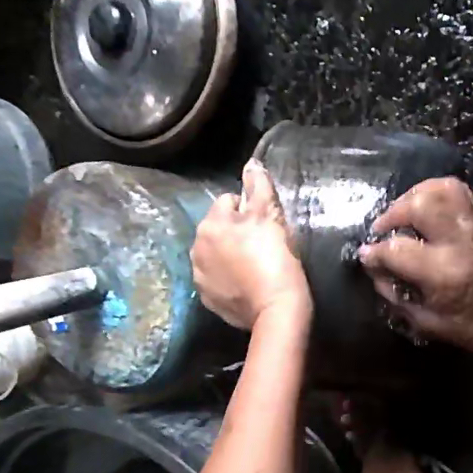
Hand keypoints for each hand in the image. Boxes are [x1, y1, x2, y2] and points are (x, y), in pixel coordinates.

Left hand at [192, 160, 311, 329]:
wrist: (275, 309)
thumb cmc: (275, 257)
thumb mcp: (270, 216)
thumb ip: (258, 186)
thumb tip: (251, 163)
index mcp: (210, 224)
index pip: (228, 202)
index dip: (250, 210)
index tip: (266, 225)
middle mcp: (196, 248)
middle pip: (218, 228)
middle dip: (235, 232)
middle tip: (262, 244)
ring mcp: (199, 276)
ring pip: (215, 253)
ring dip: (229, 254)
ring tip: (254, 265)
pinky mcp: (206, 298)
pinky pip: (216, 278)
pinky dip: (228, 277)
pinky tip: (246, 283)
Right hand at [357, 177, 472, 356]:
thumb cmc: (464, 324)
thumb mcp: (421, 320)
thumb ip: (391, 291)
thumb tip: (371, 264)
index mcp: (443, 274)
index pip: (398, 249)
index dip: (375, 252)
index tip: (367, 256)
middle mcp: (459, 243)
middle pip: (420, 206)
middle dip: (392, 214)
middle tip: (383, 229)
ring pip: (439, 190)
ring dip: (411, 197)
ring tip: (401, 215)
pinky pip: (456, 190)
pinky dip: (432, 191)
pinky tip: (421, 207)